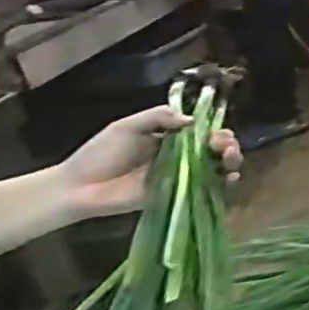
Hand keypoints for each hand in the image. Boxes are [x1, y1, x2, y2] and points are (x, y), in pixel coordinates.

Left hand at [54, 106, 240, 219]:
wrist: (76, 188)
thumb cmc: (99, 154)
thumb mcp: (125, 127)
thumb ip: (157, 116)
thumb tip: (192, 120)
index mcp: (173, 137)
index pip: (205, 131)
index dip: (217, 130)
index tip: (216, 133)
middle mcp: (183, 155)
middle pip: (218, 147)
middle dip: (228, 143)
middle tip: (222, 145)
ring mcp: (183, 175)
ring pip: (220, 165)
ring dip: (232, 159)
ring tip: (228, 157)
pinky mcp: (179, 193)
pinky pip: (209, 186)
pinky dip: (225, 181)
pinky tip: (229, 177)